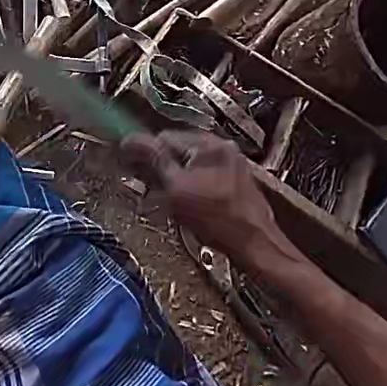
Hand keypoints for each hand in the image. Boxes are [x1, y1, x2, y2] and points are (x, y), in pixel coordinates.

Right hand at [120, 131, 303, 265]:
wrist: (257, 247)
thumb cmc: (215, 218)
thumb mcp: (175, 188)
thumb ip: (152, 160)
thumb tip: (129, 139)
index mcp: (207, 143)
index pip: (163, 137)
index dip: (144, 153)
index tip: (131, 169)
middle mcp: (222, 146)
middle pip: (178, 148)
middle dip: (161, 165)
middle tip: (148, 186)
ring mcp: (233, 163)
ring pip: (191, 162)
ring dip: (175, 176)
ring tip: (169, 198)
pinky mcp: (238, 180)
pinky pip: (206, 174)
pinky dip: (193, 184)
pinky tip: (189, 203)